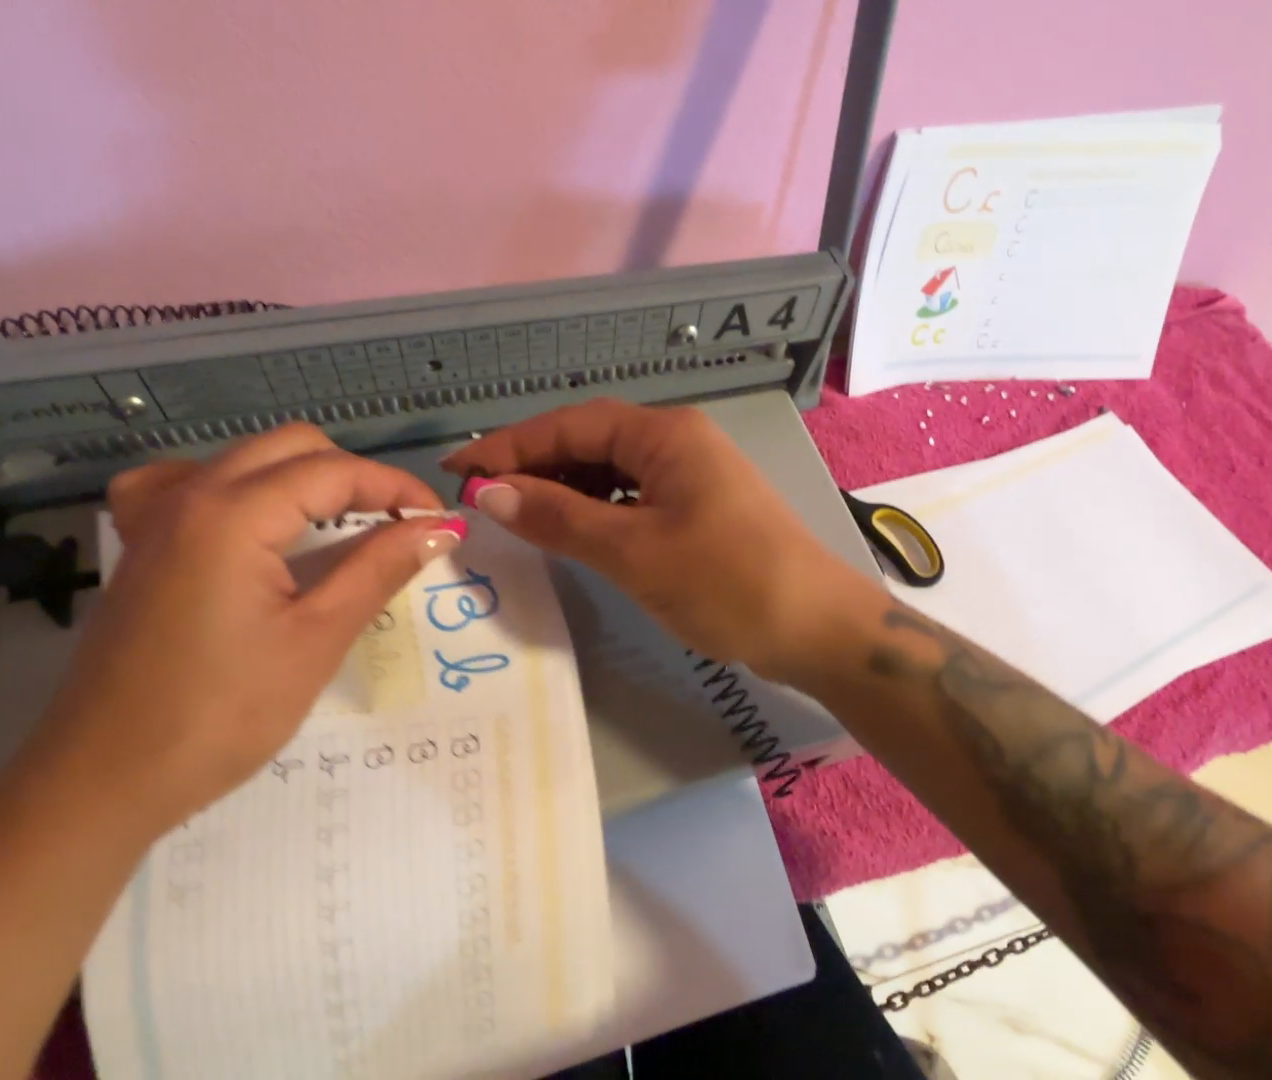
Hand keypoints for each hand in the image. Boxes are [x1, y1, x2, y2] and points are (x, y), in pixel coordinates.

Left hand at [25, 424, 464, 833]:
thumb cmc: (222, 716)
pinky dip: (235, 490)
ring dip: (302, 479)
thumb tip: (439, 526)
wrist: (104, 780)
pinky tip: (248, 525)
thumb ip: (378, 568)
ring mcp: (154, 518)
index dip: (396, 487)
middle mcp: (189, 495)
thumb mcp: (316, 640)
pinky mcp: (140, 548)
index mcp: (232, 514)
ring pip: (245, 460)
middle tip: (400, 525)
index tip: (440, 520)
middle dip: (355, 477)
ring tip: (339, 527)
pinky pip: (188, 485)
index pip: (334, 471)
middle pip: (291, 448)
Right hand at [441, 399, 872, 683]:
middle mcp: (677, 441)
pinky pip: (632, 496)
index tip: (455, 469)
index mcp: (664, 434)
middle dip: (533, 465)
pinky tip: (570, 529)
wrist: (816, 627)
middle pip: (589, 441)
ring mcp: (692, 474)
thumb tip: (487, 491)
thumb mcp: (633, 551)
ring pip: (611, 470)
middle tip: (478, 497)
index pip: (569, 425)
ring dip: (563, 488)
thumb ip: (559, 517)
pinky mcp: (699, 508)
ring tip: (513, 514)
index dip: (508, 445)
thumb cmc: (726, 582)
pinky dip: (595, 510)